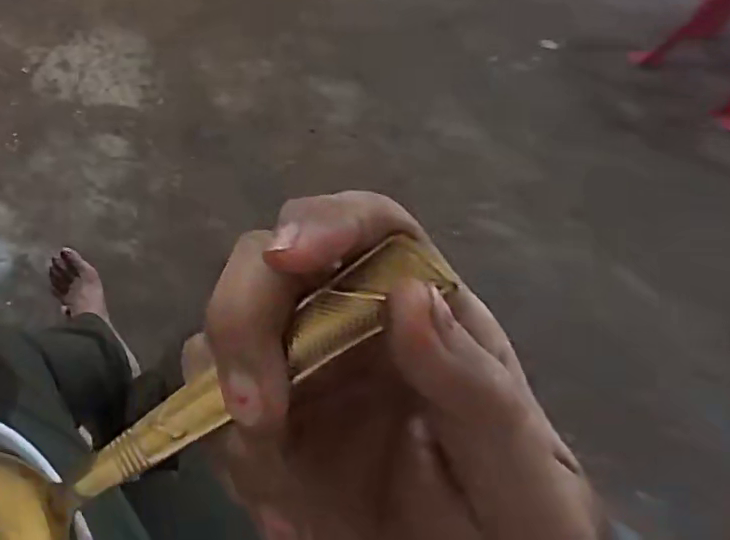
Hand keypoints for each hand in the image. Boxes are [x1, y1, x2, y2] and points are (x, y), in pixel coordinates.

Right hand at [201, 193, 601, 539]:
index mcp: (415, 306)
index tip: (291, 256)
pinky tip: (285, 513)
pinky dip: (230, 450)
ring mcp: (289, 355)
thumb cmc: (509, 524)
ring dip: (230, 392)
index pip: (369, 225)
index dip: (325, 221)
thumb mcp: (523, 476)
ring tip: (287, 496)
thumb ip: (477, 391)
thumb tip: (410, 295)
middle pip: (266, 259)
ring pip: (222, 323)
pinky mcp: (253, 404)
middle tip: (257, 411)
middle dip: (243, 315)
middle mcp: (340, 311)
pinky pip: (206, 394)